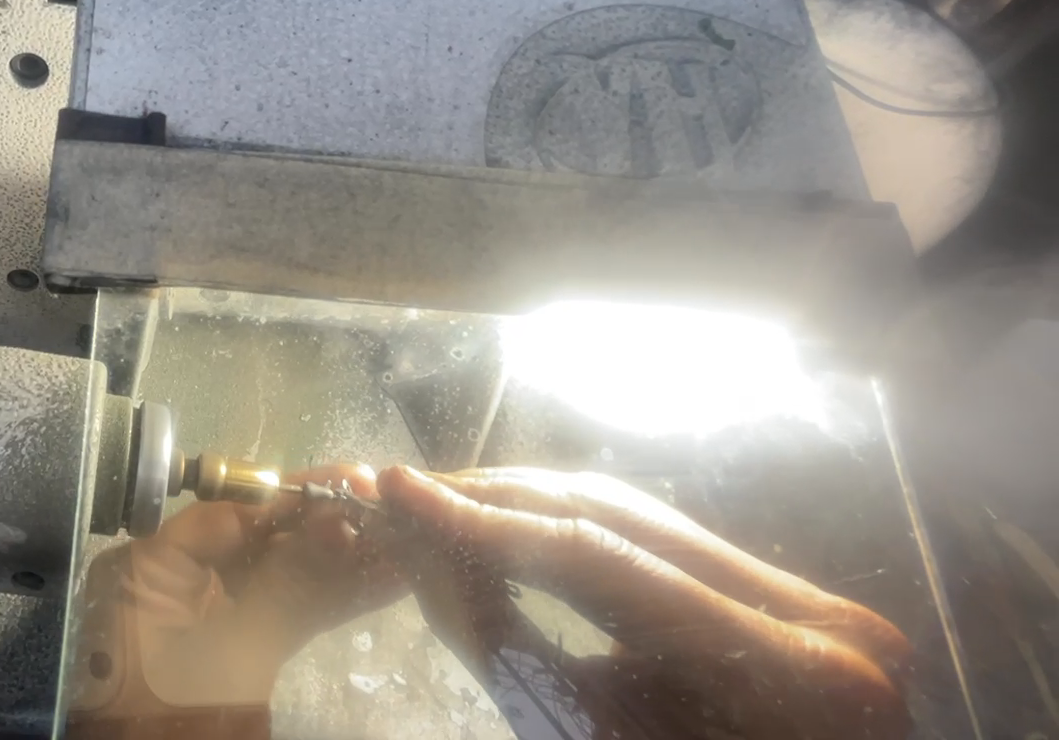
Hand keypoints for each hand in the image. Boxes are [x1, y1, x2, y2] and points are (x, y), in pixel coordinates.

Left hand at [73, 463, 398, 718]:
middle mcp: (177, 577)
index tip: (342, 483)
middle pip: (256, 536)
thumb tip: (337, 525)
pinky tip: (383, 579)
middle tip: (380, 503)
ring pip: (279, 573)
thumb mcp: (233, 654)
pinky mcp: (240, 645)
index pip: (224, 513)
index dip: (287, 497)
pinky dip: (330, 598)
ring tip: (396, 536)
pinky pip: (286, 610)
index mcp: (151, 565)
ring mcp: (210, 611)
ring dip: (338, 560)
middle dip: (320, 524)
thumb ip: (286, 586)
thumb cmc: (176, 719)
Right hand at [378, 466, 912, 739]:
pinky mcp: (755, 575)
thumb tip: (413, 548)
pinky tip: (490, 512)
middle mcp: (808, 606)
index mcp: (790, 670)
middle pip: (599, 513)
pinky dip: (548, 516)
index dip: (481, 521)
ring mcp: (788, 584)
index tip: (393, 486)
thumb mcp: (587, 737)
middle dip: (484, 498)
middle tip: (397, 489)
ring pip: (610, 505)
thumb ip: (500, 643)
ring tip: (428, 498)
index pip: (592, 556)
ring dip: (508, 499)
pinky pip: (630, 525)